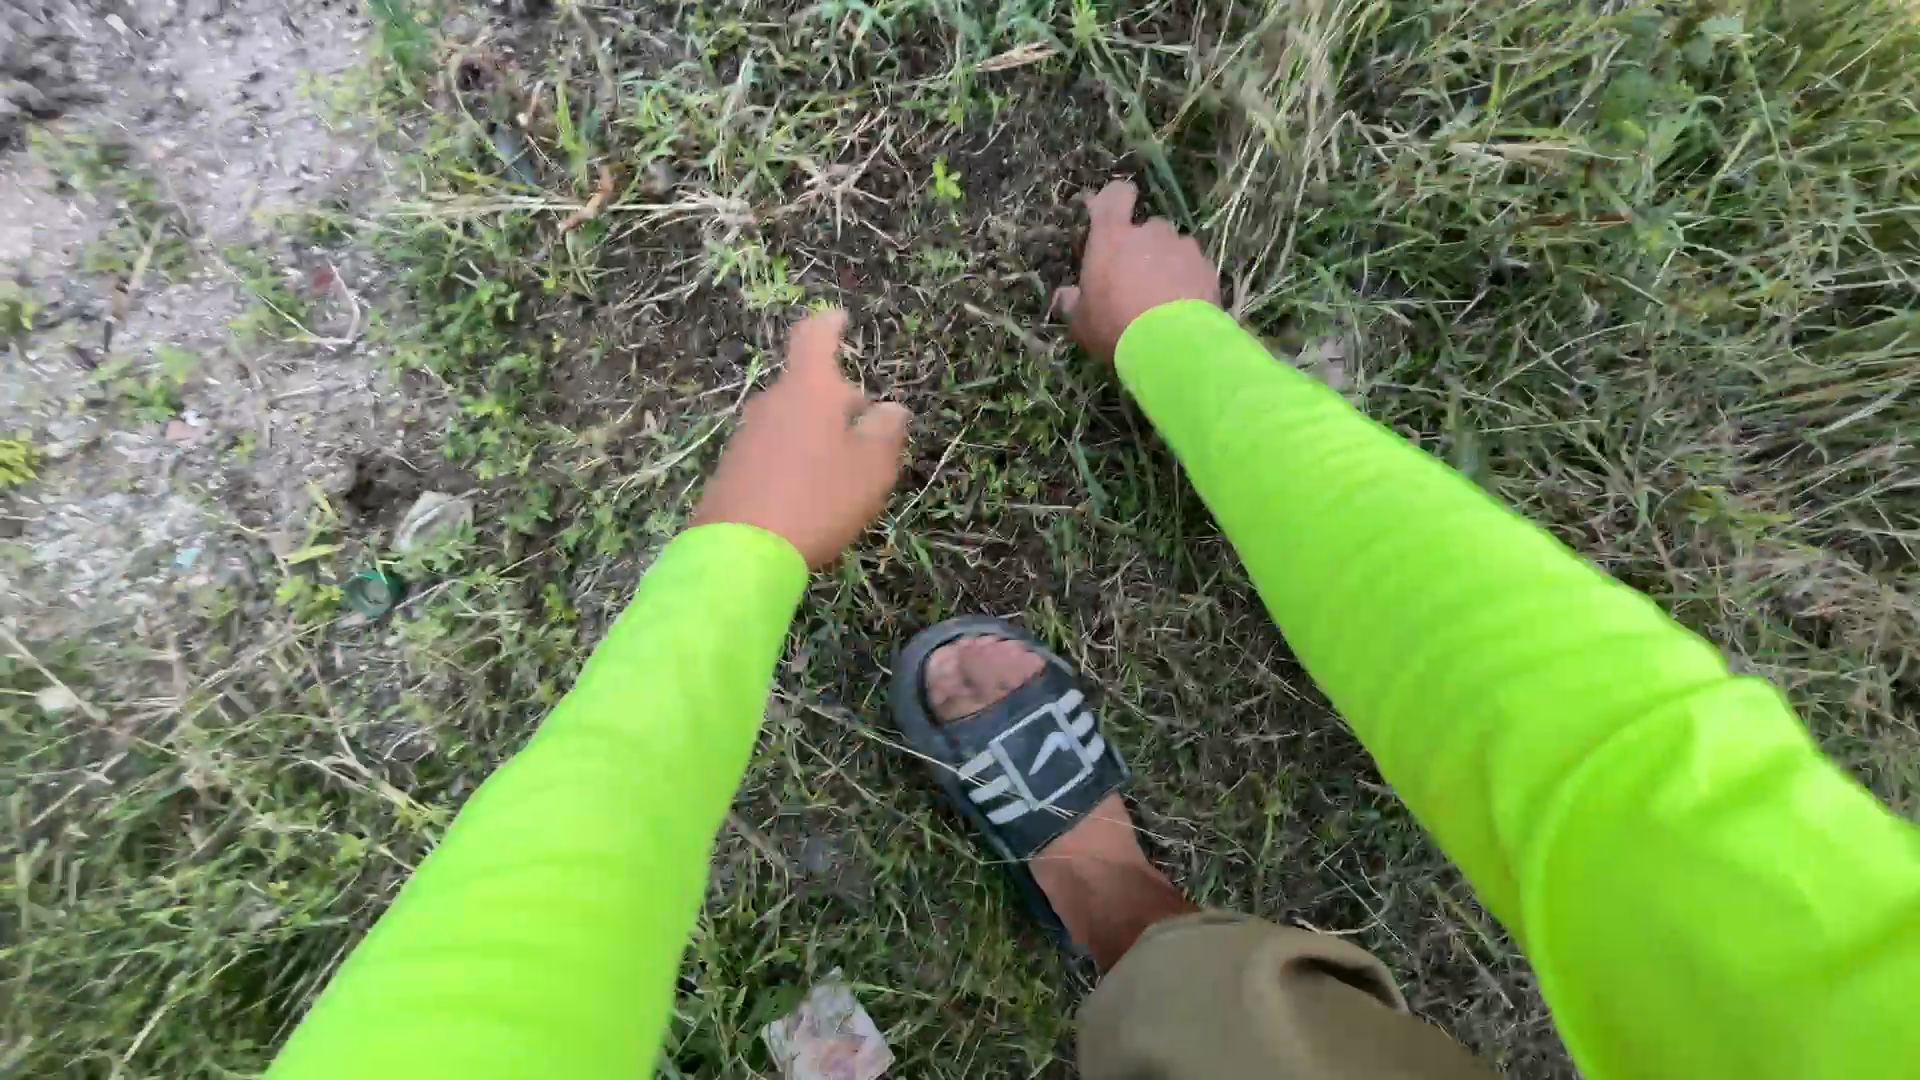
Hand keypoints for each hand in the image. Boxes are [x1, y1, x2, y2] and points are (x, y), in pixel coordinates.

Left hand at [691, 309, 912, 568]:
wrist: (741, 552)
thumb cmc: (818, 499)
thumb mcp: (870, 468)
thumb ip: (886, 433)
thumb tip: (892, 409)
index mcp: (808, 390)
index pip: (814, 339)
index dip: (829, 325)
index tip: (841, 318)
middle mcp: (772, 403)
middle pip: (808, 386)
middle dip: (839, 398)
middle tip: (866, 421)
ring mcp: (747, 436)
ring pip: (792, 419)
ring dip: (819, 430)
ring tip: (844, 464)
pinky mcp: (733, 468)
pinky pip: (774, 448)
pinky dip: (797, 455)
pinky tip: (811, 489)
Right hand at [1053, 180, 1221, 363]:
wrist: (1171, 344)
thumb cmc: (1114, 326)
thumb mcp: (1082, 322)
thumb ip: (1073, 303)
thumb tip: (1064, 296)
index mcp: (1111, 238)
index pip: (1114, 197)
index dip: (1116, 200)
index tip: (1116, 216)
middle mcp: (1149, 233)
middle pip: (1147, 229)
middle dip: (1143, 249)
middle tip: (1136, 281)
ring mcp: (1182, 247)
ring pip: (1172, 249)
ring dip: (1167, 266)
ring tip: (1163, 301)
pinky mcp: (1207, 267)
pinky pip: (1193, 268)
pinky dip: (1188, 282)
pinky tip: (1182, 310)